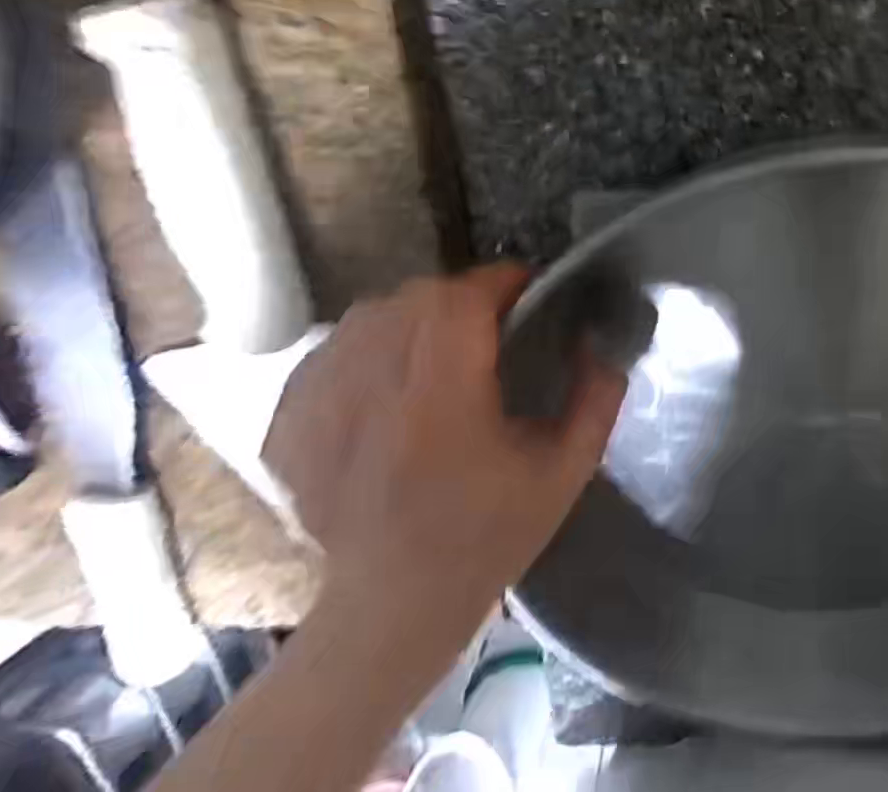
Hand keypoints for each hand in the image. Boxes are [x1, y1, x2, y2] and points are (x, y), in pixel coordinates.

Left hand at [264, 264, 626, 639]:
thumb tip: (600, 343)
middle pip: (411, 299)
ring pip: (365, 317)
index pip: (458, 302)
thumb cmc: (490, 537)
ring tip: (440, 346)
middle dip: (460, 296)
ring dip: (413, 317)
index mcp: (440, 403)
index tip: (526, 288)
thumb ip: (596, 399)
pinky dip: (366, 347)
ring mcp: (318, 409)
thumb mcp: (566, 470)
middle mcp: (370, 394)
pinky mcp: (287, 426)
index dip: (498, 281)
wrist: (394, 606)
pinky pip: (329, 353)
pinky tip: (390, 378)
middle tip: (491, 323)